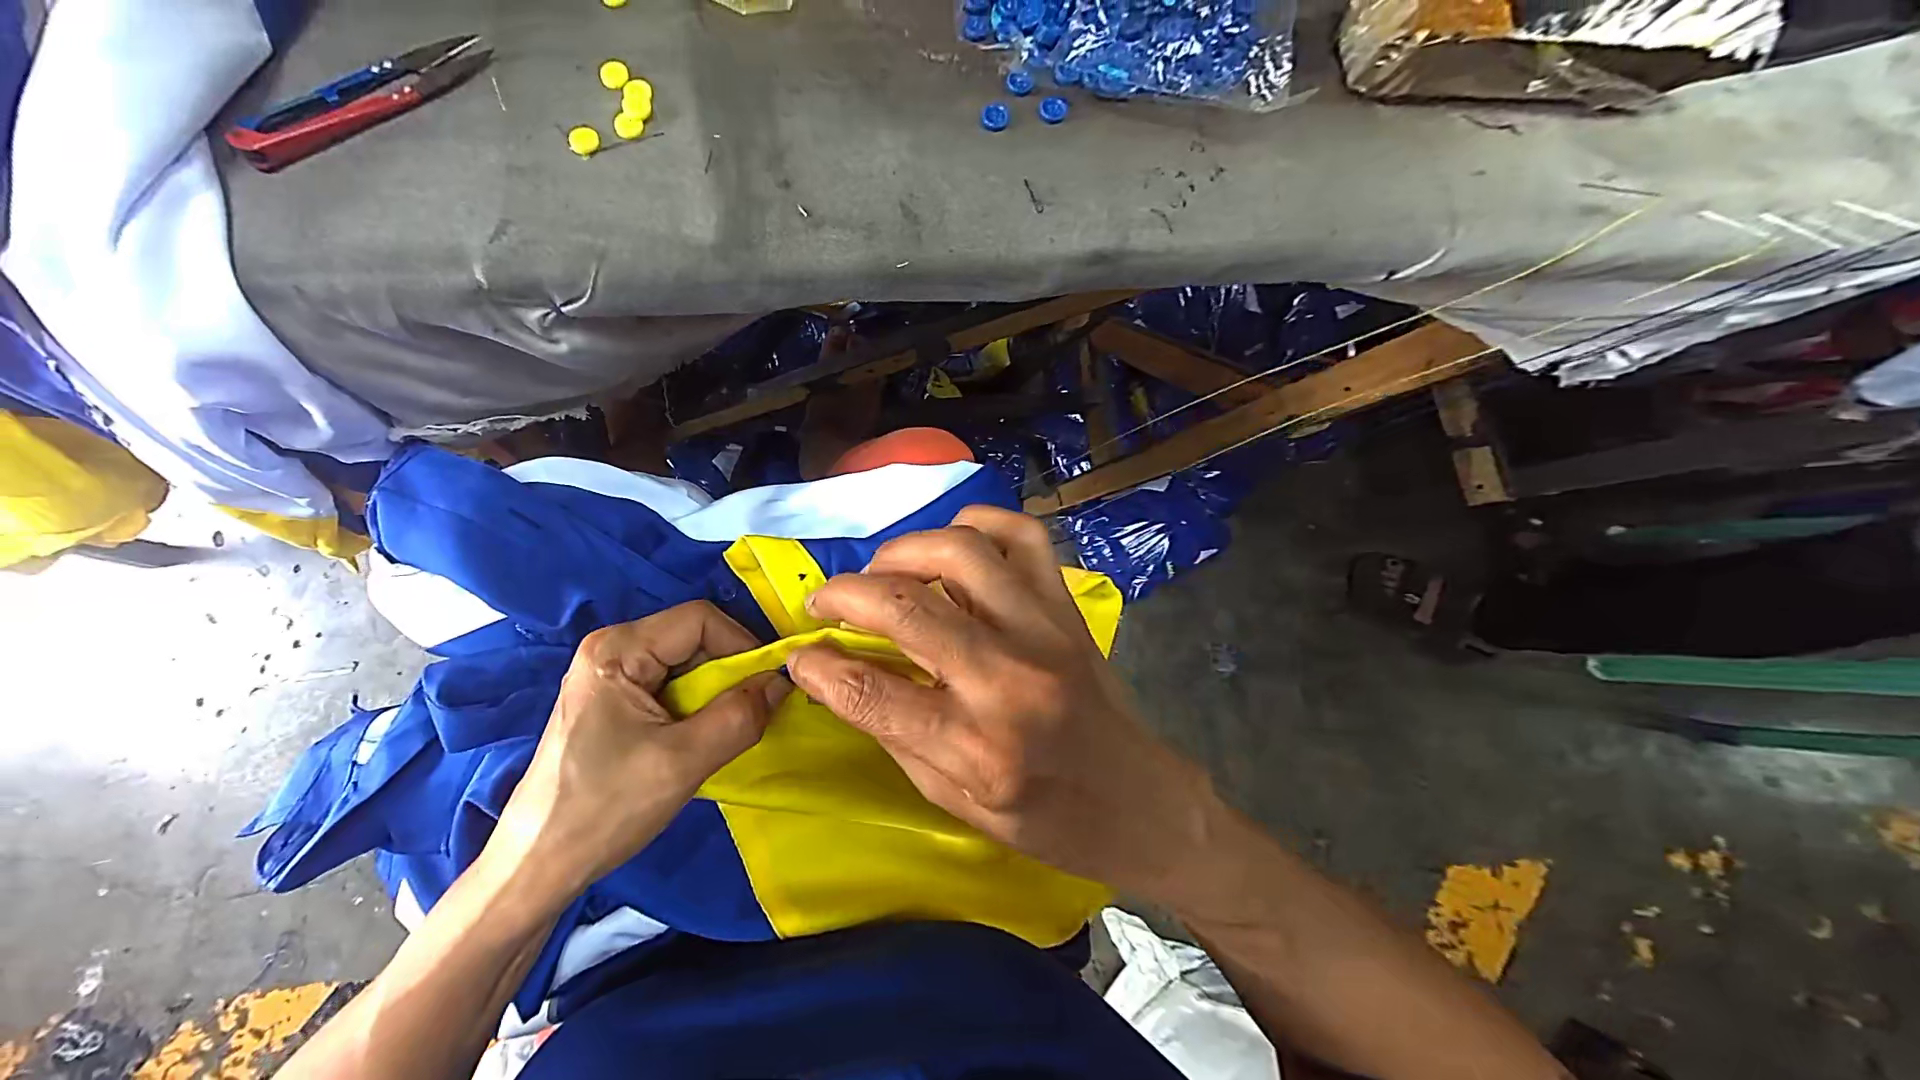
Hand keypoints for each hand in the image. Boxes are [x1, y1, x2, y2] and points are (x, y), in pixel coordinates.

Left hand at [488, 602, 790, 896]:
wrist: (537, 866)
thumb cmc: (603, 809)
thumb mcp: (683, 762)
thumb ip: (740, 716)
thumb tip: (783, 682)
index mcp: (617, 650)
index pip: (701, 619)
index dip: (743, 645)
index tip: (768, 687)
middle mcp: (611, 649)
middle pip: (695, 638)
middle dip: (731, 673)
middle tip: (750, 714)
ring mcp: (610, 675)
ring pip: (688, 664)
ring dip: (716, 694)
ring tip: (724, 732)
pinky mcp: (613, 701)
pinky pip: (673, 686)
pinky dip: (698, 706)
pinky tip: (700, 738)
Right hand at [787, 506, 1217, 898]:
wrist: (1140, 802)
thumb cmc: (1046, 819)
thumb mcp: (956, 803)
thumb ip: (895, 735)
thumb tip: (839, 677)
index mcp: (976, 749)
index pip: (869, 691)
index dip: (818, 666)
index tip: (798, 653)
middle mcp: (1009, 680)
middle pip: (905, 608)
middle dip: (844, 596)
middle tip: (822, 602)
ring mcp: (1045, 632)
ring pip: (960, 553)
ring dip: (903, 552)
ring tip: (883, 573)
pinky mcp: (1067, 608)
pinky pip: (1021, 535)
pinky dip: (977, 526)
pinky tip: (951, 547)